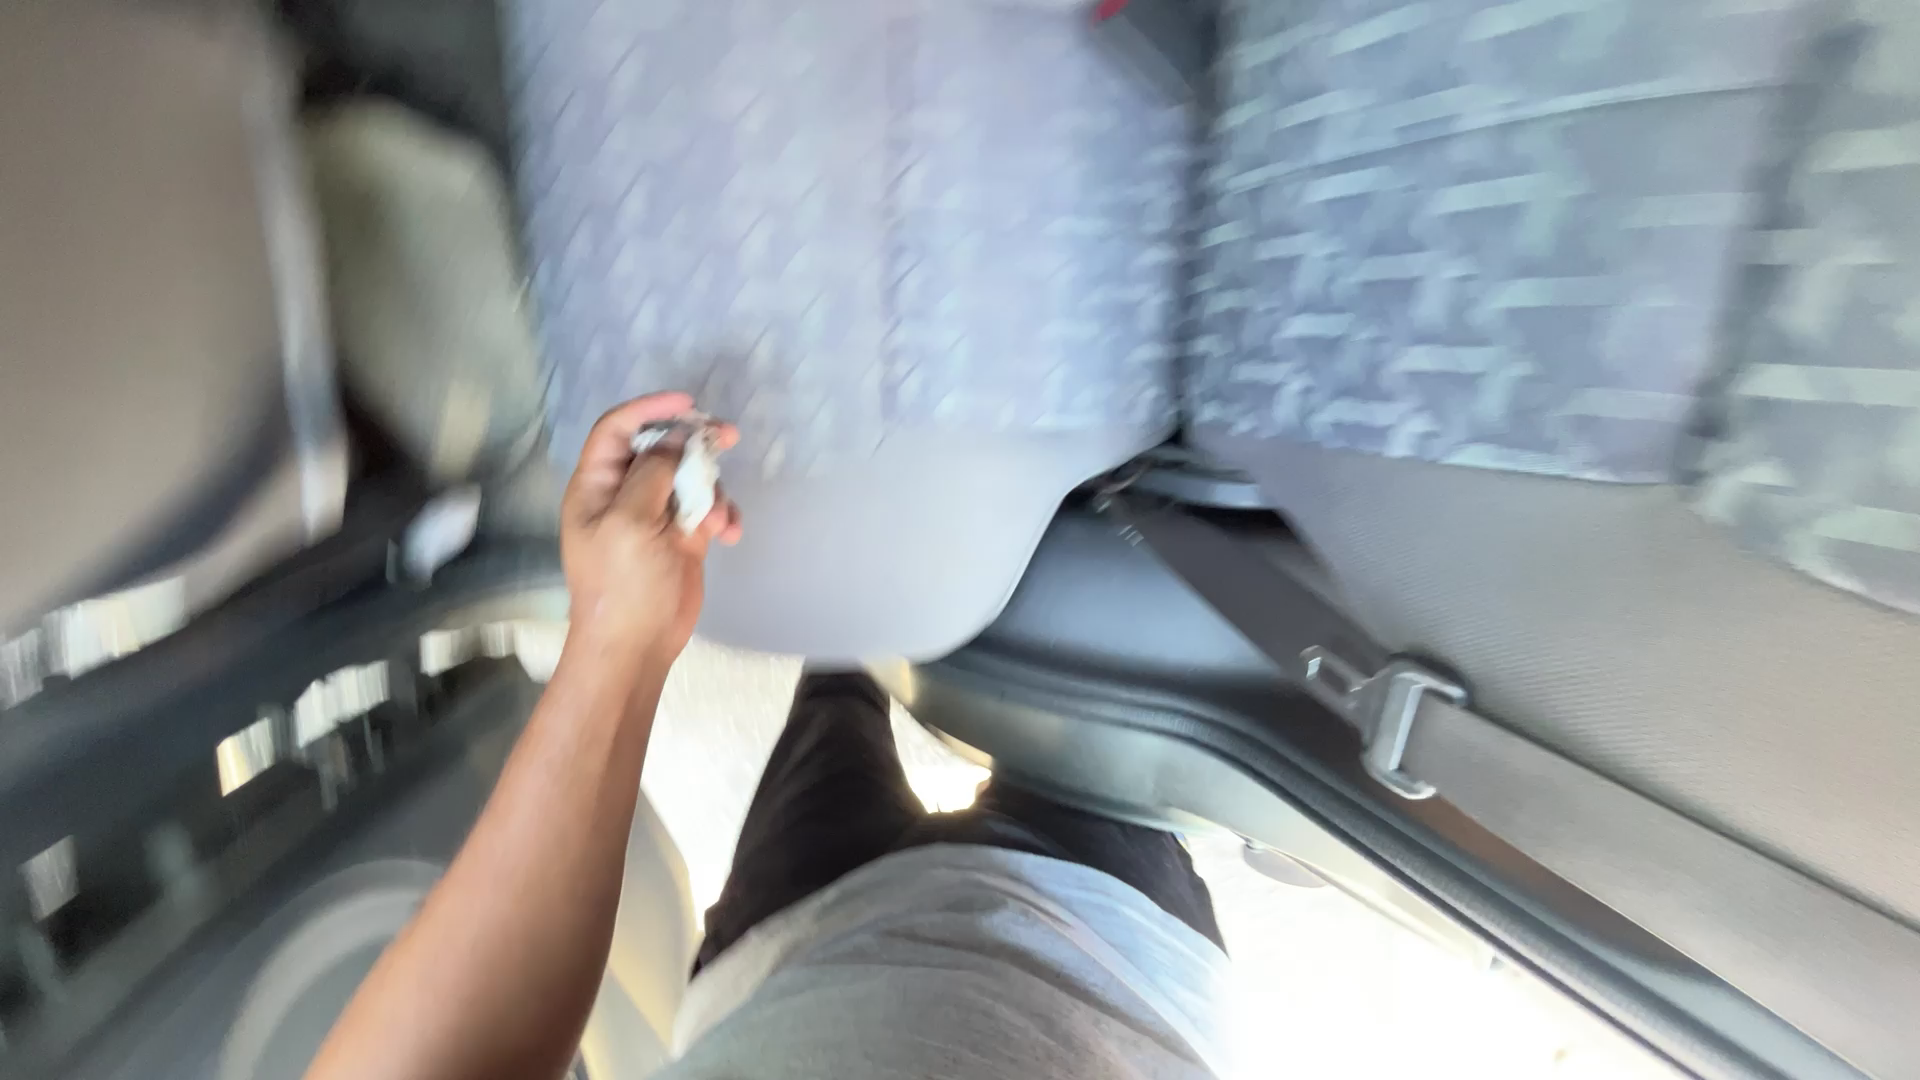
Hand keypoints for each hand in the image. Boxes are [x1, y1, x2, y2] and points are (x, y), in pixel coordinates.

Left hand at [560, 394, 742, 668]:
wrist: (636, 642)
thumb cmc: (623, 583)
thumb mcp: (630, 521)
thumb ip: (653, 474)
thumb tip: (677, 442)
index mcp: (598, 486)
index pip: (619, 430)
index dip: (650, 409)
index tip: (688, 404)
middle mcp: (626, 494)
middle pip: (663, 449)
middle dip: (696, 445)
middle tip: (729, 437)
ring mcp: (657, 515)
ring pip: (692, 479)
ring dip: (713, 492)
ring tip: (717, 522)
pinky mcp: (683, 536)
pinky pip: (709, 509)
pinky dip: (723, 516)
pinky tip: (729, 535)